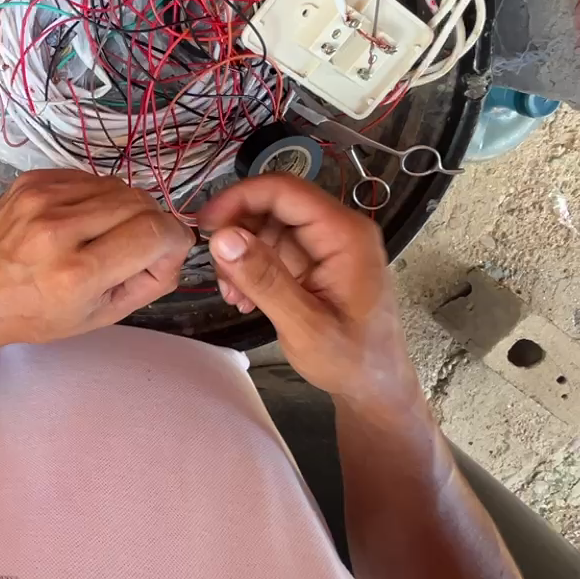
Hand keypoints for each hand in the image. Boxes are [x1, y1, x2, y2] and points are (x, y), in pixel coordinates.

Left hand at [0, 169, 192, 363]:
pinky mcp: (31, 179)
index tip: (169, 251)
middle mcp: (58, 228)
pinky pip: (89, 177)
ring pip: (117, 186)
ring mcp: (41, 198)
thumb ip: (149, 282)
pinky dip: (98, 196)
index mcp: (77, 273)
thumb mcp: (99, 317)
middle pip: (140, 203)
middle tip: (141, 245)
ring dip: (126, 208)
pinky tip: (83, 218)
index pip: (154, 233)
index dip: (174, 240)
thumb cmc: (35, 315)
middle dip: (153, 223)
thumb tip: (176, 245)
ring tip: (108, 233)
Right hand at [197, 173, 421, 416]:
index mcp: (345, 234)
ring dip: (240, 252)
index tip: (205, 225)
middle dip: (237, 230)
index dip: (239, 198)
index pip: (284, 190)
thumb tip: (221, 237)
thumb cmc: (351, 360)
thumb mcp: (304, 325)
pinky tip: (244, 297)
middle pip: (272, 203)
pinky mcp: (312, 259)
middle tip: (217, 270)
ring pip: (265, 223)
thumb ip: (264, 279)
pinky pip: (270, 245)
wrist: (374, 388)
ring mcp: (324, 243)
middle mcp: (337, 228)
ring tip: (233, 294)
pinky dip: (250, 266)